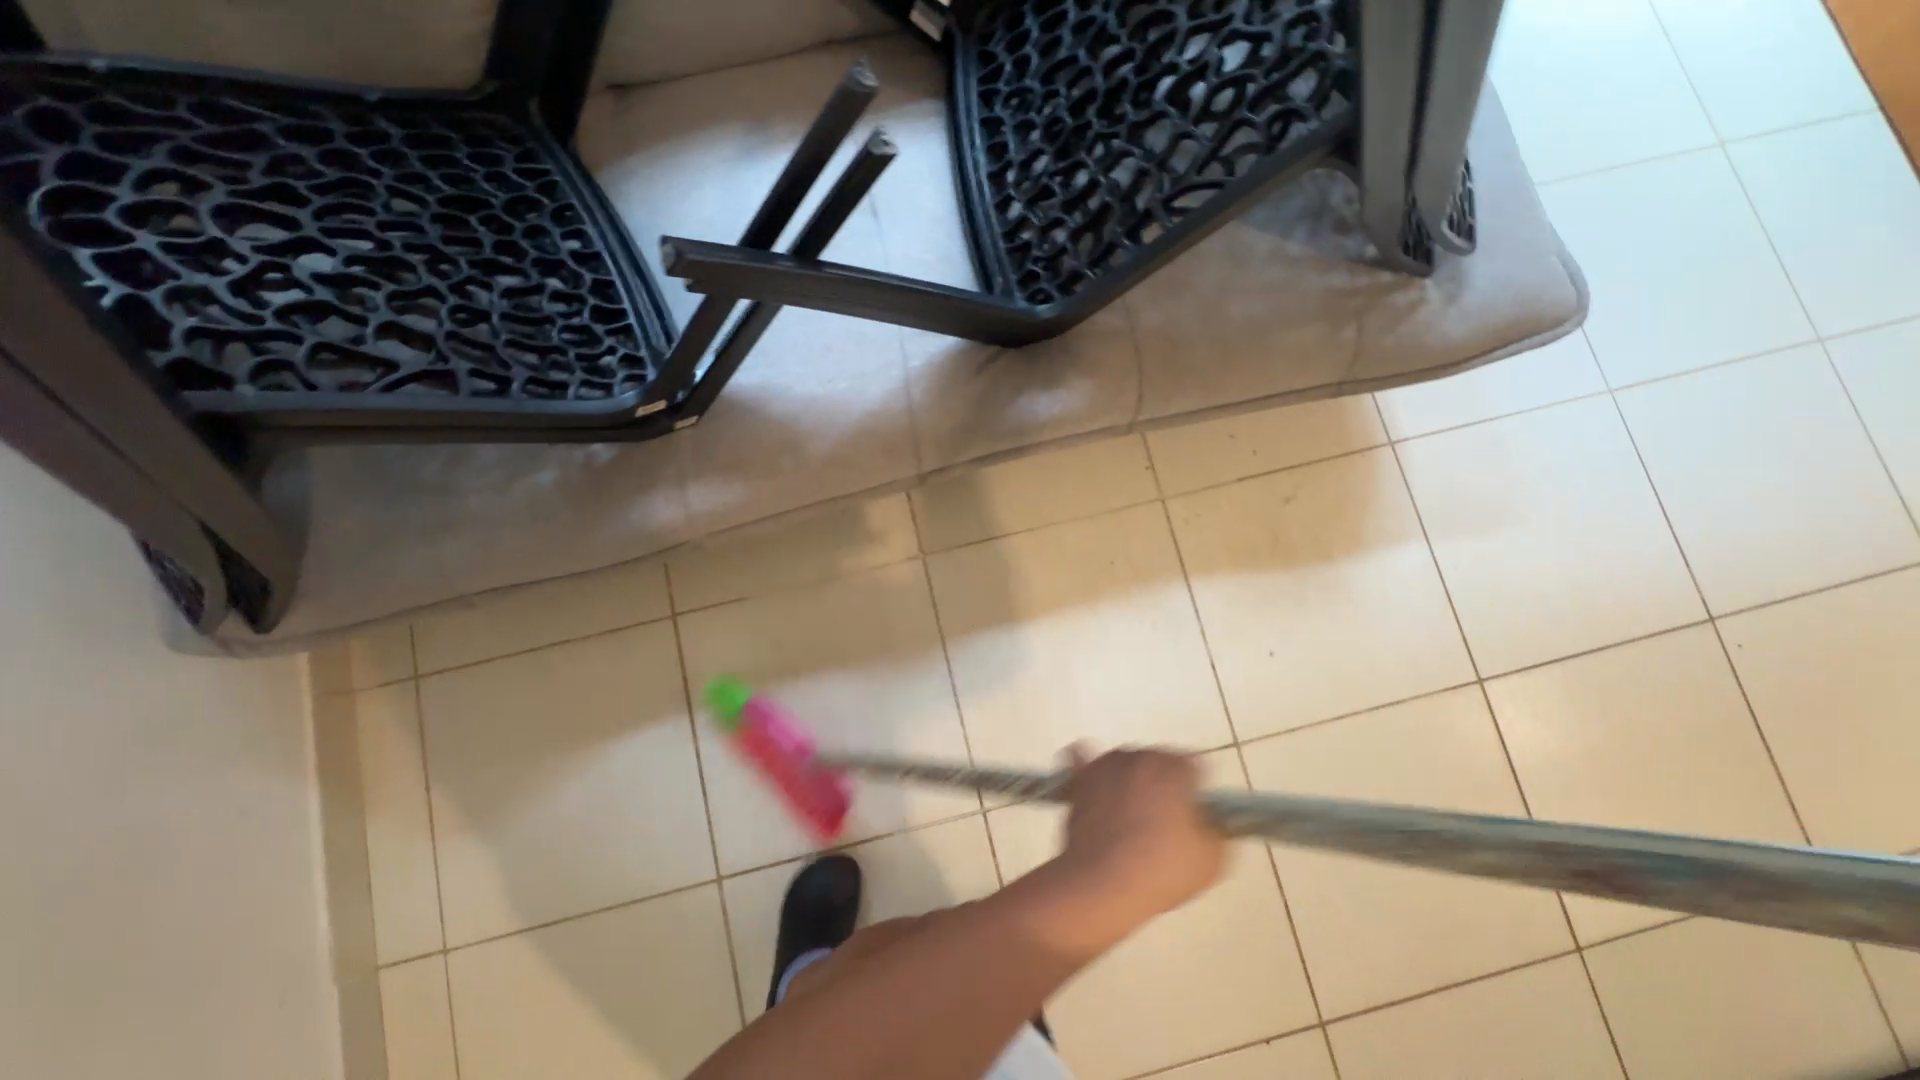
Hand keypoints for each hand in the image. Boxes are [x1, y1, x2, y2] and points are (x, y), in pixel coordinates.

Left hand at [1032, 746, 1226, 953]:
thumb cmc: (1162, 871)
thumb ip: (1217, 829)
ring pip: (1125, 766)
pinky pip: (1083, 764)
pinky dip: (1087, 767)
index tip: (1193, 820)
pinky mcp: (1078, 781)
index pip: (1195, 769)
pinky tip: (1091, 778)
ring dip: (1130, 782)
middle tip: (1162, 824)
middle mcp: (1139, 756)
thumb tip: (1208, 820)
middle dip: (1163, 785)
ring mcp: (1104, 766)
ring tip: (1129, 819)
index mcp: (1175, 767)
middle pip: (1158, 763)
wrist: (1101, 884)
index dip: (1197, 794)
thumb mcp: (1213, 859)